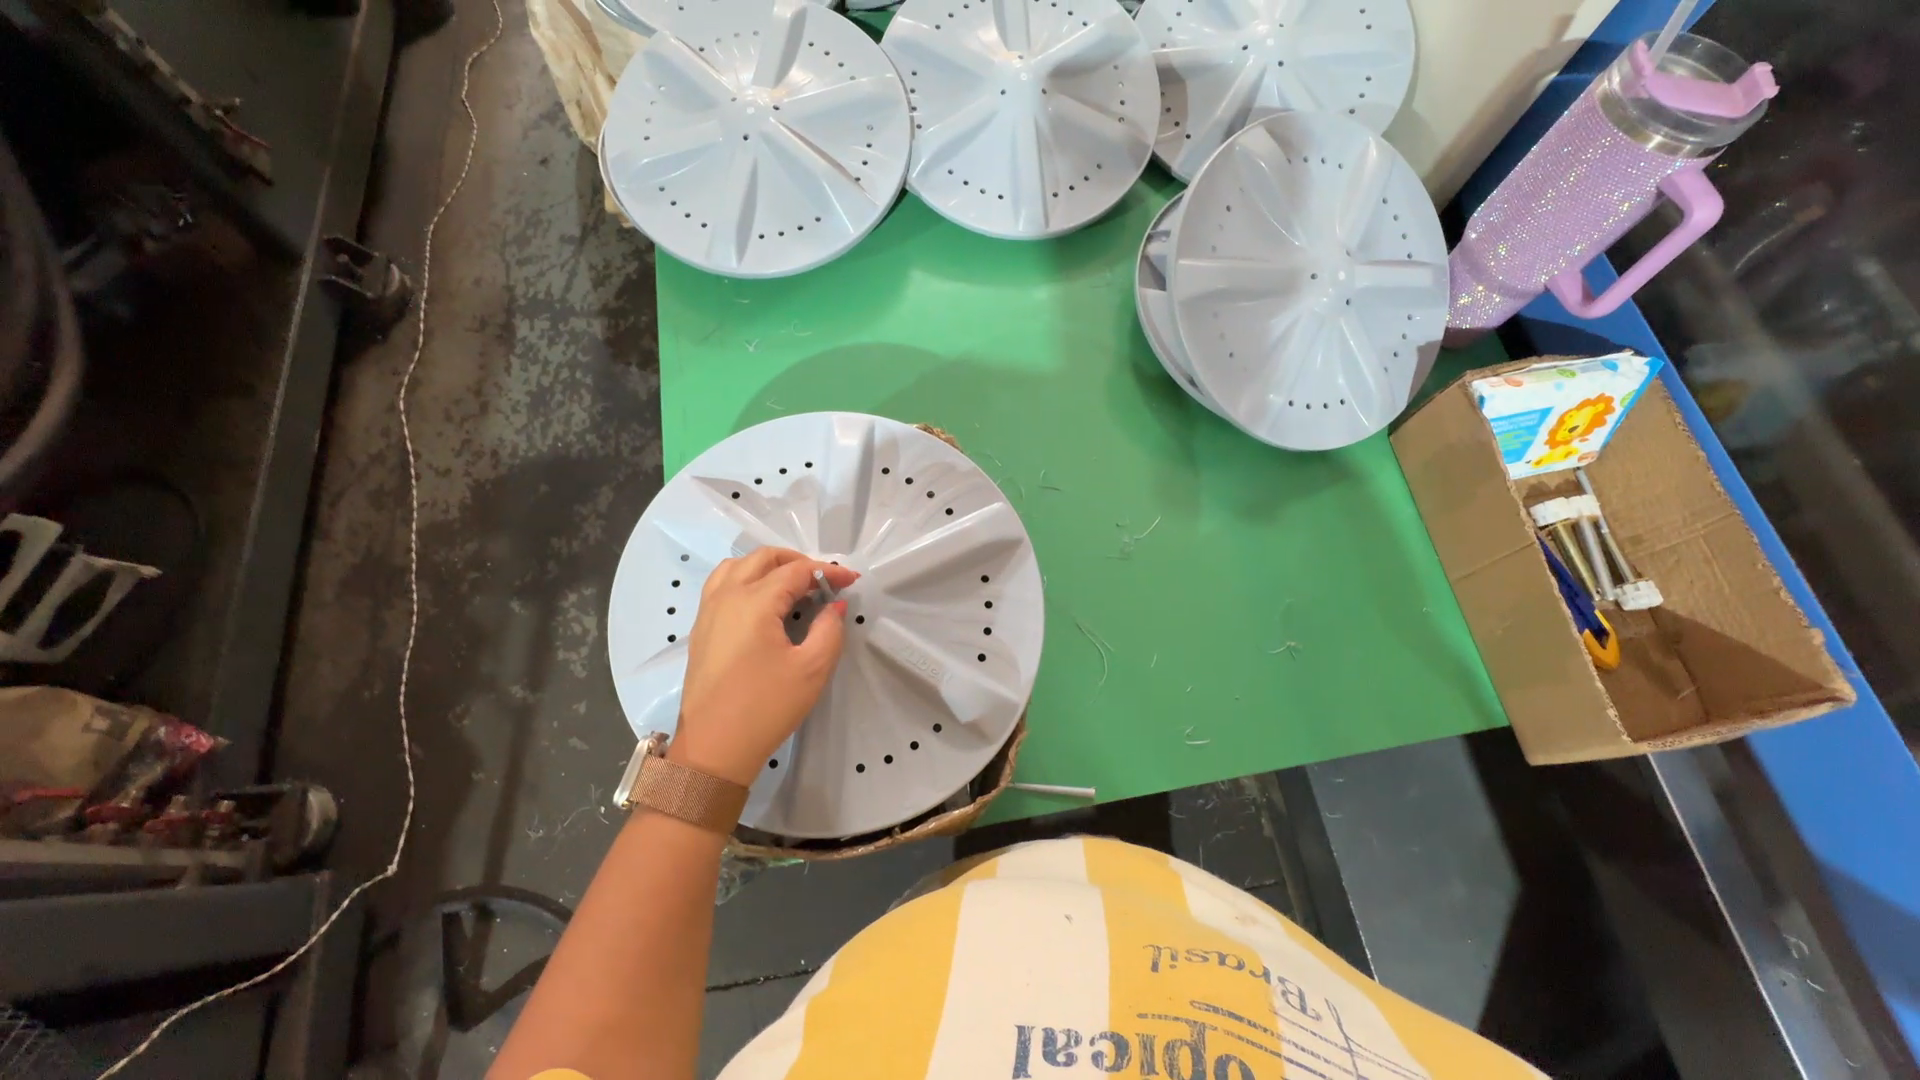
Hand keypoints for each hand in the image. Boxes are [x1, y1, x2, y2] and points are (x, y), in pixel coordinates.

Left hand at [671, 548, 860, 785]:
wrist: (714, 748)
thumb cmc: (766, 707)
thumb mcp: (812, 669)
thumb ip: (829, 629)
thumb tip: (834, 605)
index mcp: (754, 601)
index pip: (797, 571)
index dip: (828, 571)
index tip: (852, 581)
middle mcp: (726, 596)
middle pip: (763, 558)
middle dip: (797, 562)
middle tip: (823, 580)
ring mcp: (708, 612)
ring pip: (736, 567)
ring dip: (767, 567)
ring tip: (793, 587)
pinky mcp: (701, 630)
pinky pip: (722, 586)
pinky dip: (746, 581)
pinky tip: (764, 605)